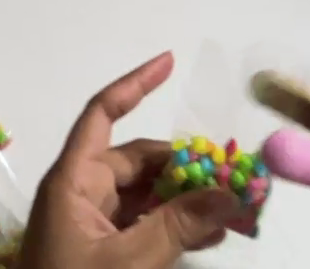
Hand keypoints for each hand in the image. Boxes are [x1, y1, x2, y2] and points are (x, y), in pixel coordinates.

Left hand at [18, 53, 242, 268]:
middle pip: (139, 160)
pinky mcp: (106, 254)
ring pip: (149, 196)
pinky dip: (178, 226)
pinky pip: (148, 227)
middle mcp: (83, 193)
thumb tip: (230, 193)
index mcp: (73, 180)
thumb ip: (178, 227)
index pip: (102, 113)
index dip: (135, 84)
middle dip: (186, 164)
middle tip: (233, 171)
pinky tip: (216, 233)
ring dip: (190, 199)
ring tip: (236, 205)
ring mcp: (95, 226)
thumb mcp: (127, 264)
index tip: (170, 61)